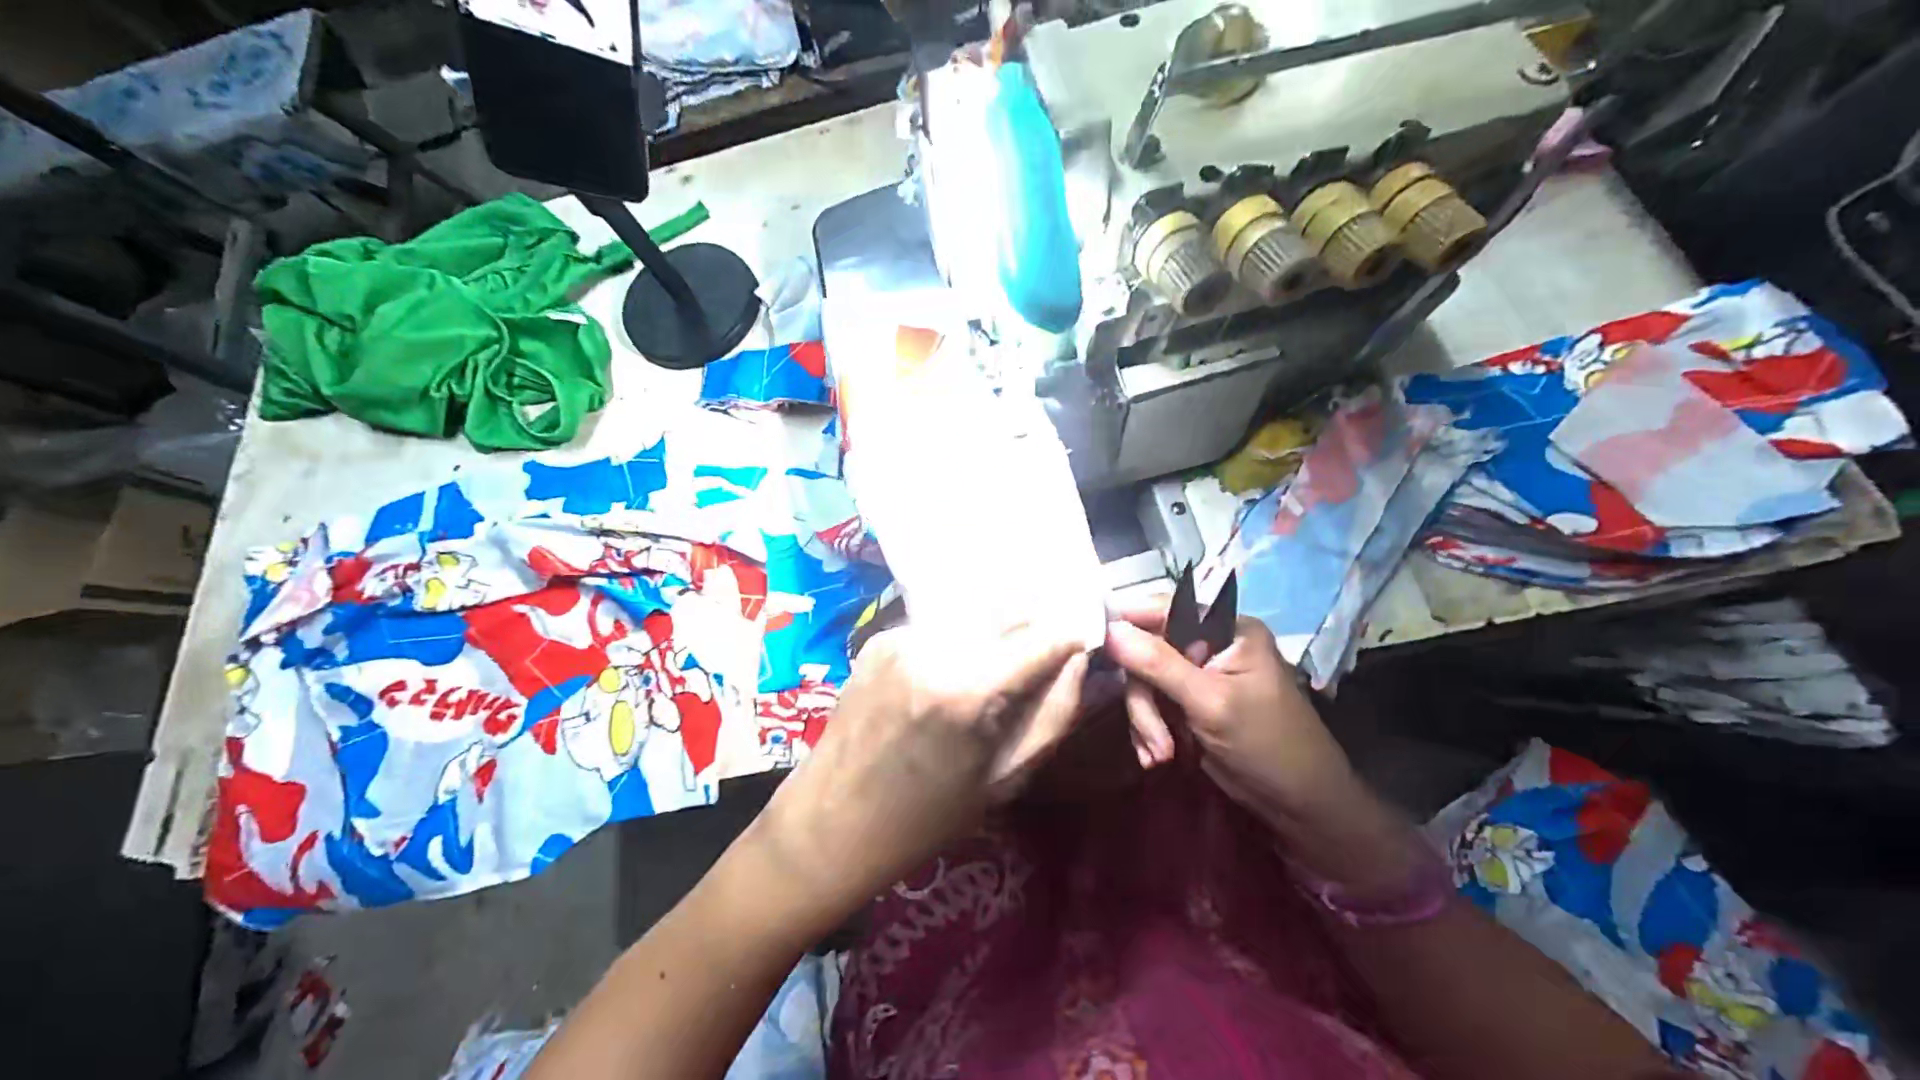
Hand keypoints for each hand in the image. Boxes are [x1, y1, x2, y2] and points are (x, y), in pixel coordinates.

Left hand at [752, 622, 1088, 915]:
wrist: (828, 824)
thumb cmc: (925, 819)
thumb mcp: (1005, 778)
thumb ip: (1054, 713)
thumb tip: (1078, 658)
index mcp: (968, 689)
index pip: (1045, 633)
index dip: (1068, 640)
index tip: (1077, 651)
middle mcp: (934, 646)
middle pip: (1007, 614)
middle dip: (1030, 634)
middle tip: (1033, 669)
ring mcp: (900, 636)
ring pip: (973, 618)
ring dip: (992, 637)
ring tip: (987, 681)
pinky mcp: (879, 638)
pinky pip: (938, 630)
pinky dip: (955, 646)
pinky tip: (942, 683)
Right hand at [1104, 608, 1353, 819]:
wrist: (1298, 806)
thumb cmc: (1267, 745)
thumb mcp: (1210, 702)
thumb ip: (1158, 663)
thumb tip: (1110, 628)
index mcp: (1227, 629)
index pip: (1165, 609)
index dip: (1128, 622)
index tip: (1095, 642)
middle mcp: (1209, 644)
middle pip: (1148, 650)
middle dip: (1144, 698)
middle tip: (1153, 737)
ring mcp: (1197, 675)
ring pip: (1144, 681)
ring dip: (1146, 720)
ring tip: (1160, 756)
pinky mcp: (1188, 703)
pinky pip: (1151, 704)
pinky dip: (1150, 730)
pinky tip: (1157, 757)